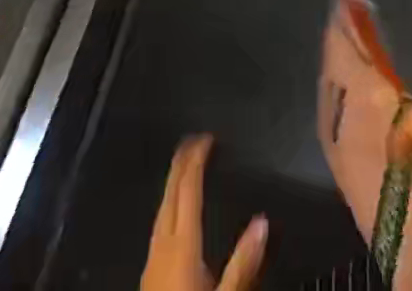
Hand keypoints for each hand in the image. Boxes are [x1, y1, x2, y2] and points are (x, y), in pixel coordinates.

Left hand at [142, 135, 269, 290]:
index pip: (188, 192)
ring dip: (172, 182)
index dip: (196, 162)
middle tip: (194, 140)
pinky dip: (169, 202)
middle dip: (181, 164)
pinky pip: (159, 222)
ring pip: (161, 208)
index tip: (207, 139)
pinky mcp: (149, 271)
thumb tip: (262, 221)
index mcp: (182, 246)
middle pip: (170, 194)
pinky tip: (173, 210)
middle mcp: (163, 244)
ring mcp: (152, 258)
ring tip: (184, 165)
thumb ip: (243, 264)